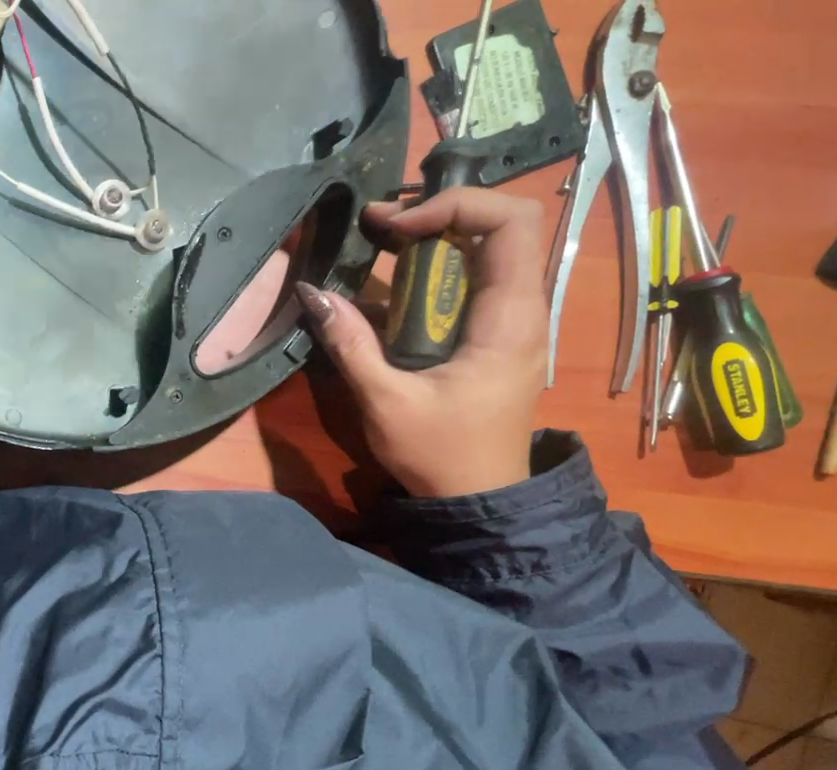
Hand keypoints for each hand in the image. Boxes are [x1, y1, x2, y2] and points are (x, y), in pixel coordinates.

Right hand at [294, 188, 549, 497]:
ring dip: (437, 240)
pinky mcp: (496, 337)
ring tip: (380, 244)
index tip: (398, 228)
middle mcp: (522, 309)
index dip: (456, 206)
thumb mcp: (386, 401)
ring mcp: (513, 322)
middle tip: (379, 227)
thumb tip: (313, 295)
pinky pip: (476, 283)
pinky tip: (395, 283)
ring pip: (488, 252)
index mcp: (509, 318)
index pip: (511, 222)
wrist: (478, 497)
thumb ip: (351, 345)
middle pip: (500, 227)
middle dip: (440, 215)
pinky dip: (437, 270)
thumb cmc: (439, 452)